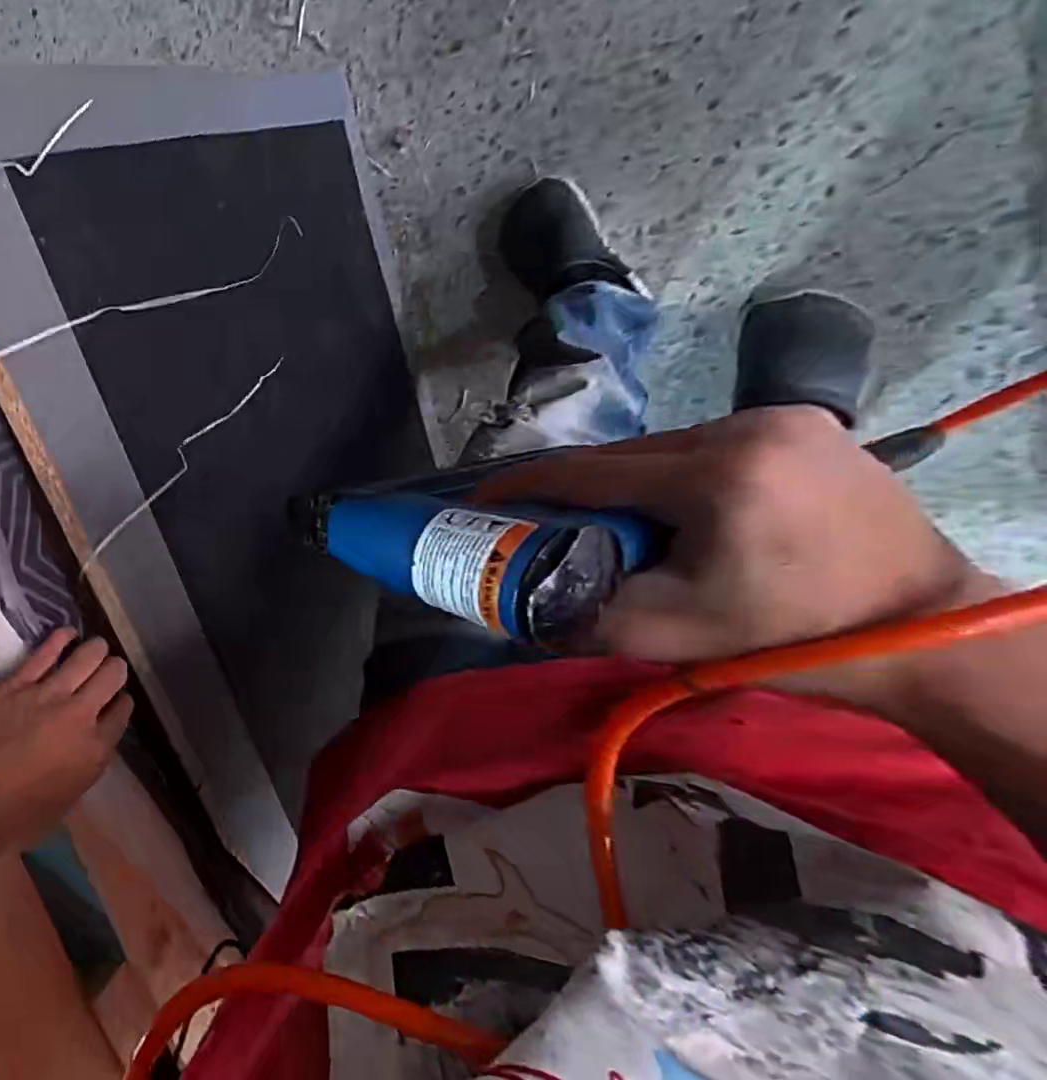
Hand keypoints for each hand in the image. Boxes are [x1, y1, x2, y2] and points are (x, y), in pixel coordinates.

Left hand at [0, 628, 131, 867]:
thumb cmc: (16, 818)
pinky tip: (68, 632)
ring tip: (98, 645)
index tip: (119, 701)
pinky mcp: (16, 685)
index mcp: (95, 752)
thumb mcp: (65, 801)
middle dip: (115, 670)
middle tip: (112, 668)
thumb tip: (84, 749)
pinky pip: (44, 654)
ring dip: (96, 649)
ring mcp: (47, 695)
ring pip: (85, 658)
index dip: (122, 703)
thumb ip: (82, 768)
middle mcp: (79, 716)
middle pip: (110, 678)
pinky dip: (60, 639)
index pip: (121, 715)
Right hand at [475, 406, 989, 662]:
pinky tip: (657, 505)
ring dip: (613, 480)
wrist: (929, 636)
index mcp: (716, 476)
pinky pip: (697, 445)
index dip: (520, 486)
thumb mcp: (661, 634)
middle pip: (618, 455)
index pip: (585, 472)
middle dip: (565, 486)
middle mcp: (749, 428)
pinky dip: (660, 473)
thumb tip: (507, 601)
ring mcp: (783, 420)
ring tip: (593, 518)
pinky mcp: (804, 427)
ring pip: (655, 447)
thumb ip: (571, 612)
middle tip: (529, 519)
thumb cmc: (789, 639)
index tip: (477, 500)